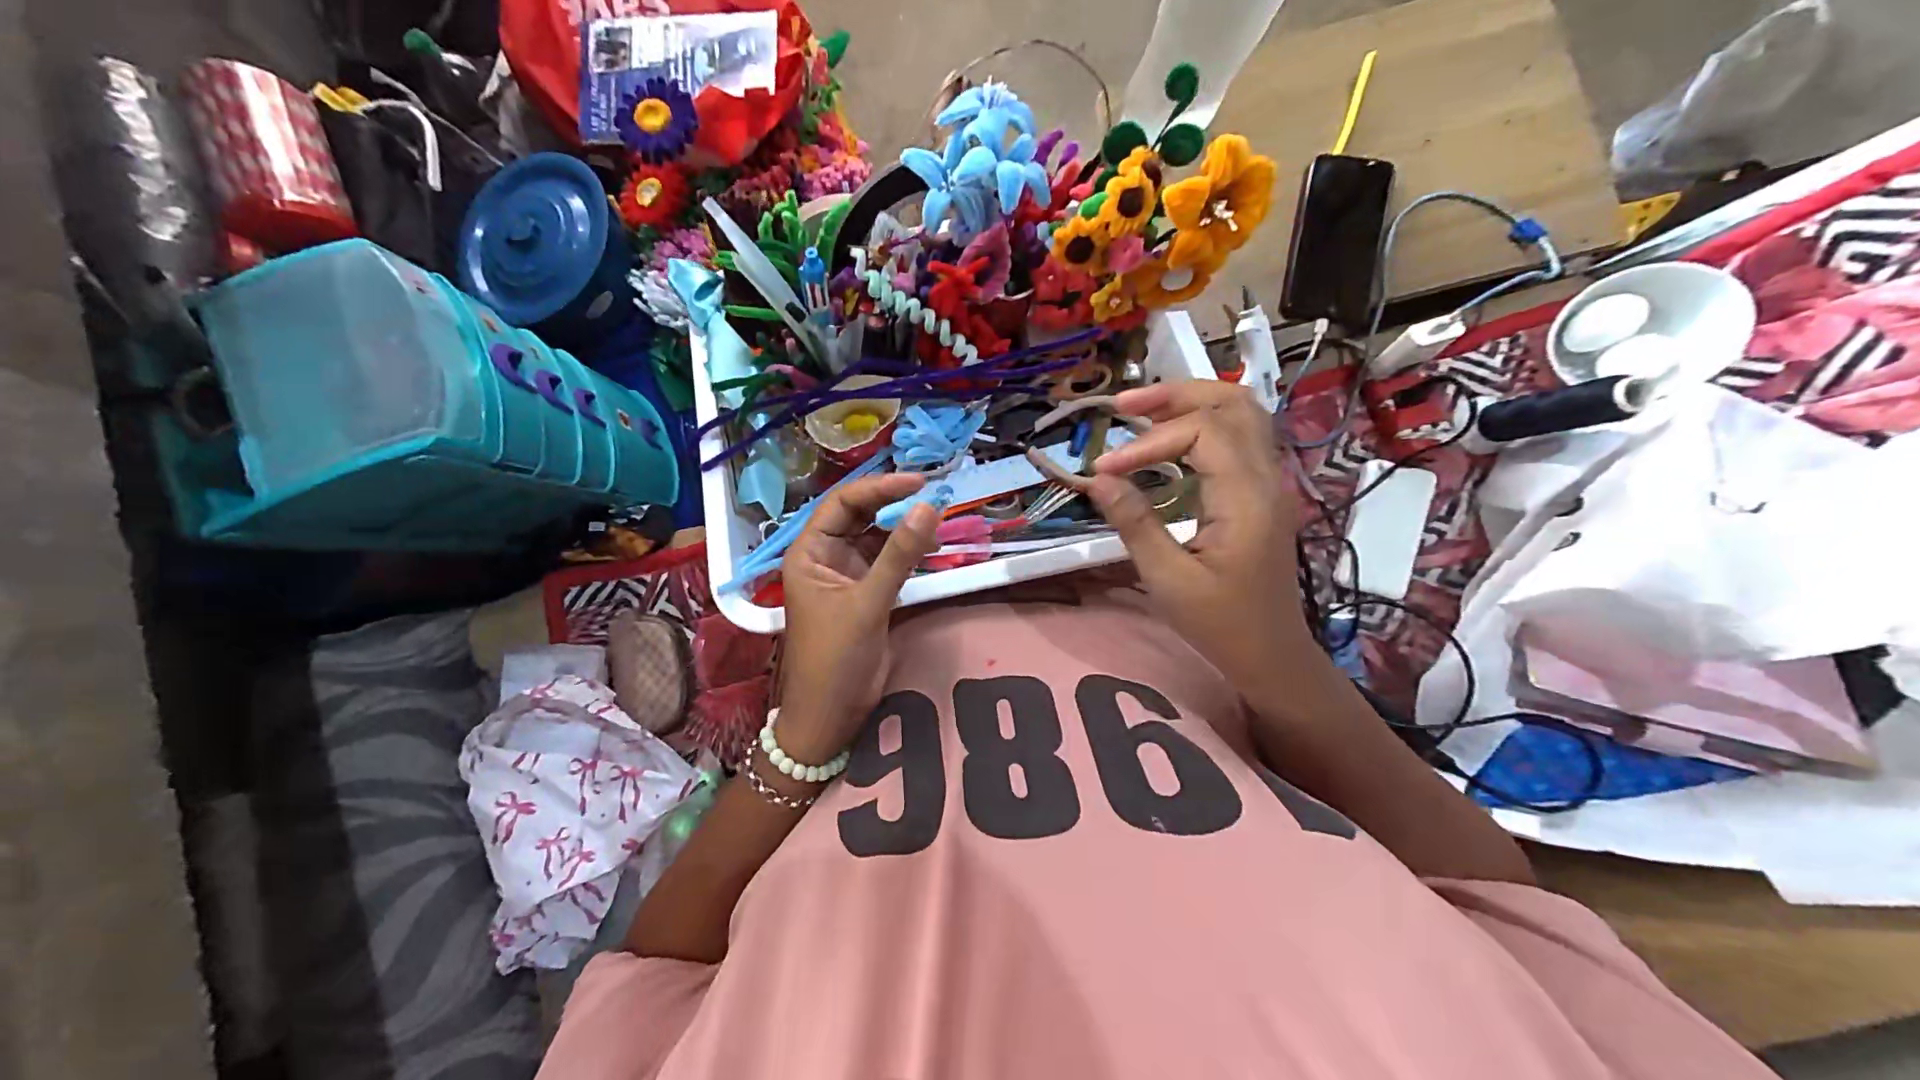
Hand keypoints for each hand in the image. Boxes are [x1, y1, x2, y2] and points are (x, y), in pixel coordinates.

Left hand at [776, 473, 939, 763]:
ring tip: (942, 516)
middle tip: (936, 495)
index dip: (879, 488)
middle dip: (896, 505)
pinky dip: (913, 552)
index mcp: (810, 552)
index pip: (843, 503)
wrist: (832, 715)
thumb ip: (899, 555)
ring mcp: (850, 575)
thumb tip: (928, 507)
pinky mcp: (870, 593)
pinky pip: (892, 561)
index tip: (919, 481)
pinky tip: (936, 544)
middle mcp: (828, 556)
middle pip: (862, 516)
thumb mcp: (868, 603)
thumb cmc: (836, 658)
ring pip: (880, 538)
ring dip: (908, 528)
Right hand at [1087, 381, 1313, 692]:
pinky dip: (1204, 424)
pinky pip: (1241, 437)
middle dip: (1176, 395)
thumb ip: (1135, 523)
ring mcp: (1270, 483)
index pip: (1202, 432)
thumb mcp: (1168, 580)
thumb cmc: (1221, 625)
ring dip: (1193, 402)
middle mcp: (1266, 479)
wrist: (1272, 655)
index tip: (1105, 468)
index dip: (1147, 441)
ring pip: (1242, 413)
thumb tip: (1098, 478)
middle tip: (1124, 405)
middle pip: (1233, 403)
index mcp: (1246, 498)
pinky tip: (1169, 439)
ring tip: (1143, 412)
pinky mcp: (1262, 493)